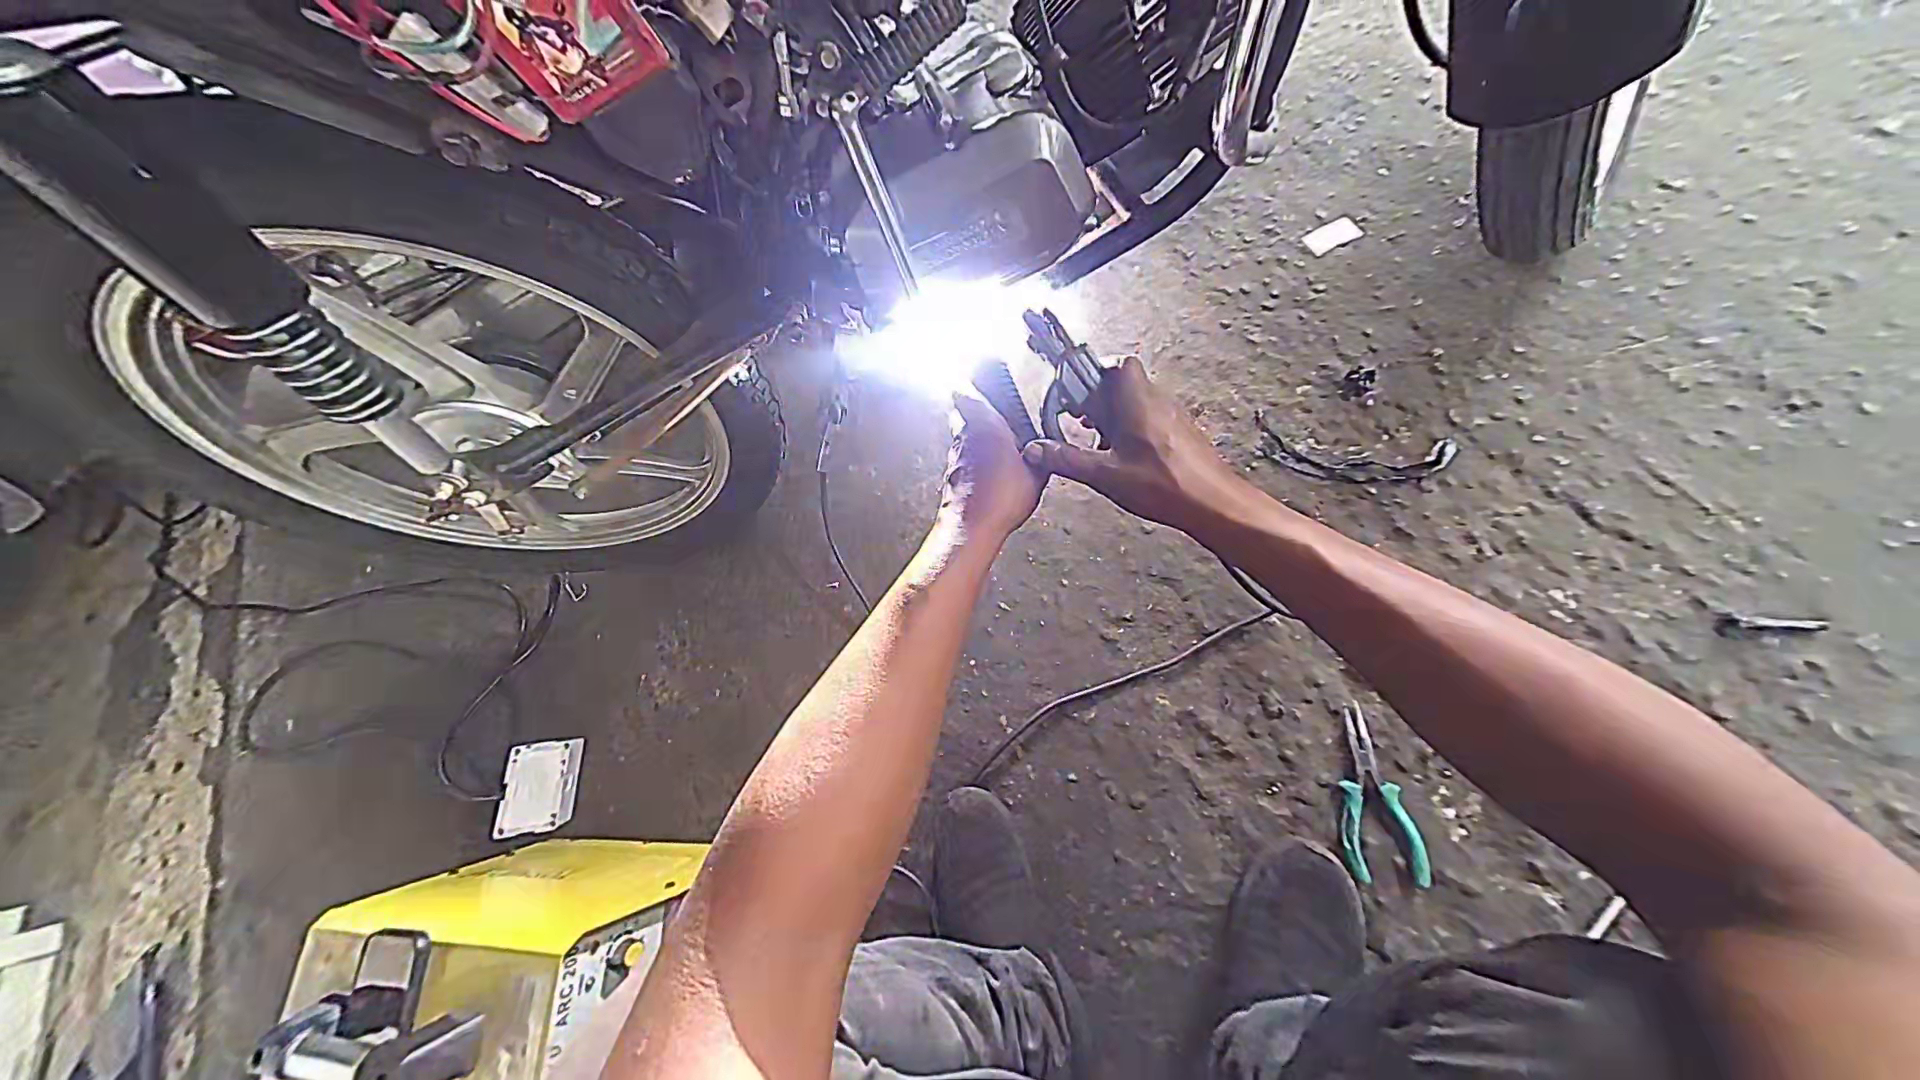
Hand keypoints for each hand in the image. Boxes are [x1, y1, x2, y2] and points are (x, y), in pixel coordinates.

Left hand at [940, 392, 1044, 545]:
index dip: (971, 388)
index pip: (967, 393)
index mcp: (985, 425)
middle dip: (971, 413)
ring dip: (972, 442)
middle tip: (989, 417)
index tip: (974, 382)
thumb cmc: (1000, 498)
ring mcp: (953, 459)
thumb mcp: (1036, 473)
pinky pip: (959, 465)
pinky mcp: (949, 479)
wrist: (971, 528)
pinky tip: (984, 478)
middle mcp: (964, 437)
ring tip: (993, 453)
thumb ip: (1040, 457)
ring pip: (959, 440)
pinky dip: (969, 466)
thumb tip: (1044, 453)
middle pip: (960, 414)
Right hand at [1022, 356, 1251, 534]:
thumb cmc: (1166, 485)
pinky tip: (1123, 459)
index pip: (1113, 363)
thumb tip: (1036, 450)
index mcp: (1137, 400)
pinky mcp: (1179, 432)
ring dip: (1112, 418)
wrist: (1213, 504)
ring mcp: (1171, 415)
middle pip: (1120, 383)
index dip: (1089, 373)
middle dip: (1096, 401)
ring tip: (1100, 446)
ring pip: (1133, 402)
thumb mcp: (1105, 474)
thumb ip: (1066, 459)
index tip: (1071, 393)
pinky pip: (1148, 419)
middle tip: (1080, 423)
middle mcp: (1156, 400)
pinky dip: (1130, 431)